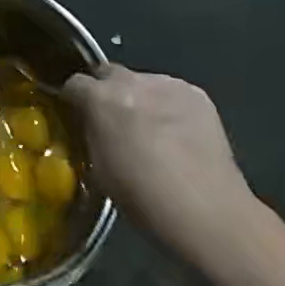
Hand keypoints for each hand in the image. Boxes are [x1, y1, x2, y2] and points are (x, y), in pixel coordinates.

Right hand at [62, 65, 256, 257]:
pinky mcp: (196, 94)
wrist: (209, 212)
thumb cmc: (145, 199)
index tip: (78, 112)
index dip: (75, 98)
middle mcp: (131, 82)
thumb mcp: (99, 168)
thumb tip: (91, 123)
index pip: (75, 82)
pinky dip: (167, 105)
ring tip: (152, 128)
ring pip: (141, 82)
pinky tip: (176, 132)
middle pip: (108, 73)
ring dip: (139, 98)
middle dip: (106, 90)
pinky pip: (171, 92)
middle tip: (113, 118)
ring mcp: (166, 84)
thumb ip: (91, 133)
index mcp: (101, 99)